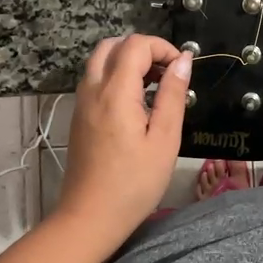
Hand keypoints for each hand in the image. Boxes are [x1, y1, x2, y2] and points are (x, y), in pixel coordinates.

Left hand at [54, 34, 191, 227]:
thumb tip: (183, 61)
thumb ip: (173, 95)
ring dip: (128, 62)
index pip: (135, 45)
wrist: (89, 217)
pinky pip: (95, 81)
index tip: (182, 69)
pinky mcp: (78, 117)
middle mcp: (93, 90)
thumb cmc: (134, 183)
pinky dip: (116, 77)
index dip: (162, 47)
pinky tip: (136, 105)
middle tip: (167, 73)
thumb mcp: (164, 140)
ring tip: (154, 87)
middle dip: (143, 49)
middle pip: (112, 45)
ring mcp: (81, 103)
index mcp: (115, 92)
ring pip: (100, 61)